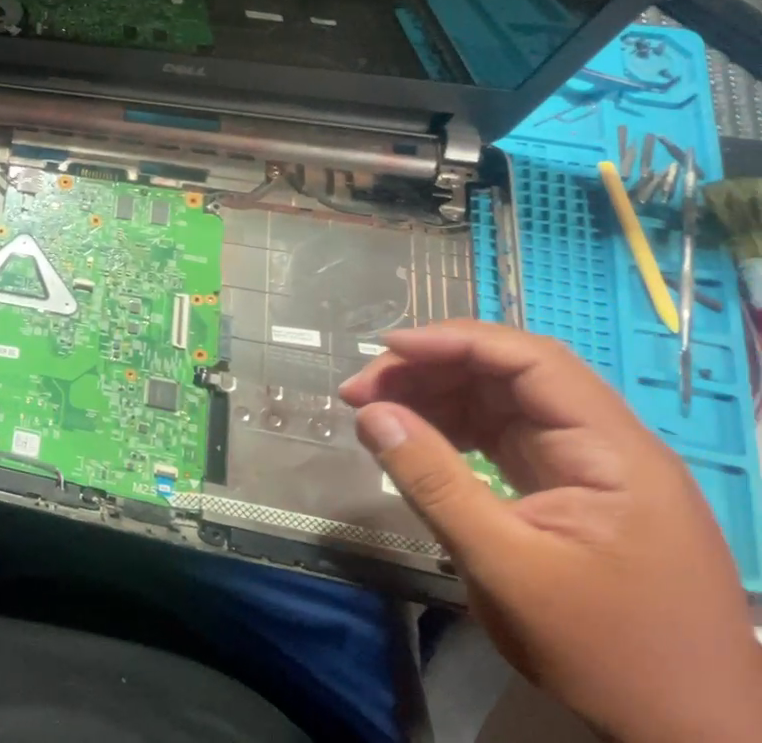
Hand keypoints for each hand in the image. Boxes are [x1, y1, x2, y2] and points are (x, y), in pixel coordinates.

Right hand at [340, 321, 761, 741]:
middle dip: (430, 370)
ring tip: (371, 412)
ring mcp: (591, 472)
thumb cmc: (604, 648)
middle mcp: (607, 448)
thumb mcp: (504, 565)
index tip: (382, 350)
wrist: (688, 731)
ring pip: (503, 404)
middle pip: (512, 375)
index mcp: (613, 454)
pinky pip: (504, 439)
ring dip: (435, 397)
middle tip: (358, 393)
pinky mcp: (572, 495)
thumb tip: (371, 413)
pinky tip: (411, 439)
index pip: (532, 361)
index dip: (454, 341)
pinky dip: (452, 431)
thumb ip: (433, 482)